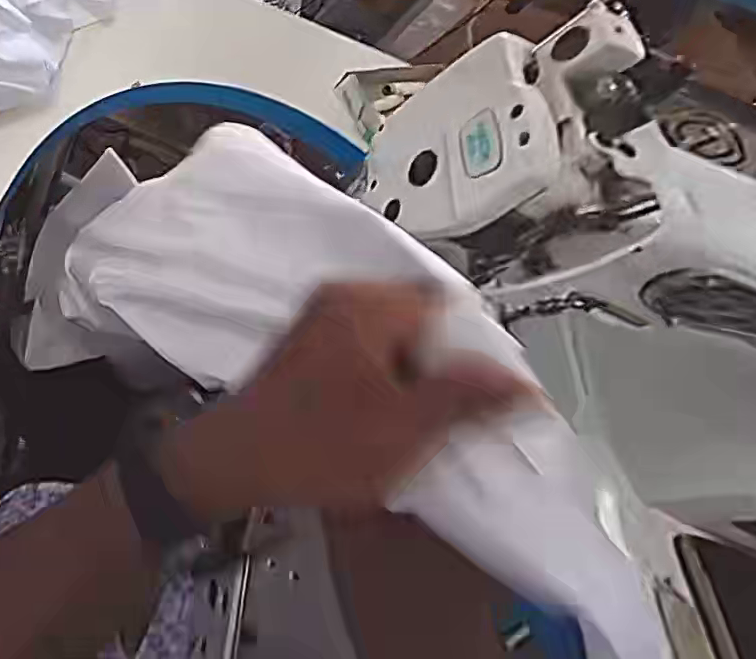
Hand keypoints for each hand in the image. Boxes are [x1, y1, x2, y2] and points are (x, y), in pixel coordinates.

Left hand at [157, 283, 536, 521]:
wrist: (236, 458)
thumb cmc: (306, 444)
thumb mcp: (403, 430)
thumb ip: (466, 400)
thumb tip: (519, 385)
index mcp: (365, 305)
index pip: (449, 305)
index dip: (478, 348)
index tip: (490, 388)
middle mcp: (341, 298)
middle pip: (422, 316)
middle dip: (445, 362)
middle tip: (453, 410)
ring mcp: (323, 315)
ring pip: (396, 332)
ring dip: (416, 369)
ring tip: (417, 419)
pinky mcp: (312, 338)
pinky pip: (368, 343)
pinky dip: (387, 371)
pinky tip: (386, 414)